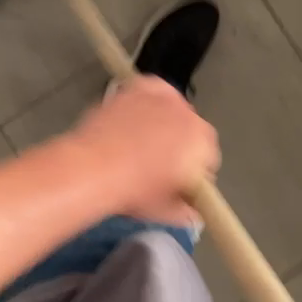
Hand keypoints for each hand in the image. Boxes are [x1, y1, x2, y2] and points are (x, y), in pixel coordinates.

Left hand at [65, 76, 218, 224]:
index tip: (181, 180)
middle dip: (182, 145)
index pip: (209, 157)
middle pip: (193, 130)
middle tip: (161, 162)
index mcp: (202, 145)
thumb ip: (186, 211)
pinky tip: (144, 111)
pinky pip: (156, 89)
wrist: (93, 167)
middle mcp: (188, 116)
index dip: (195, 170)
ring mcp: (162, 99)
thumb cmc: (132, 190)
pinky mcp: (139, 89)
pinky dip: (154, 98)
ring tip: (148, 139)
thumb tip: (192, 213)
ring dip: (168, 121)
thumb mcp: (165, 211)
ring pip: (175, 108)